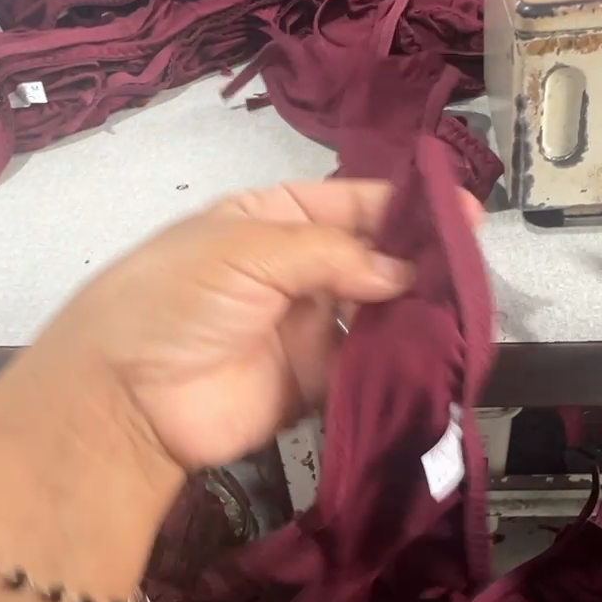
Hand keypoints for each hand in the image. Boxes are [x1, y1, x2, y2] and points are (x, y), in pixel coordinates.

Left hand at [20, 181, 430, 470]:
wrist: (127, 398)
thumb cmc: (178, 298)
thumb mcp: (248, 250)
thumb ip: (332, 254)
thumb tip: (404, 272)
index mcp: (275, 220)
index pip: (353, 203)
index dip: (406, 206)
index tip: (462, 212)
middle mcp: (298, 270)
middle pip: (374, 257)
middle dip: (421, 258)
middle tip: (474, 264)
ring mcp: (309, 327)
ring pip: (379, 311)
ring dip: (418, 308)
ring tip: (468, 304)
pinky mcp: (317, 381)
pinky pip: (367, 364)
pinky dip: (400, 358)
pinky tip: (437, 349)